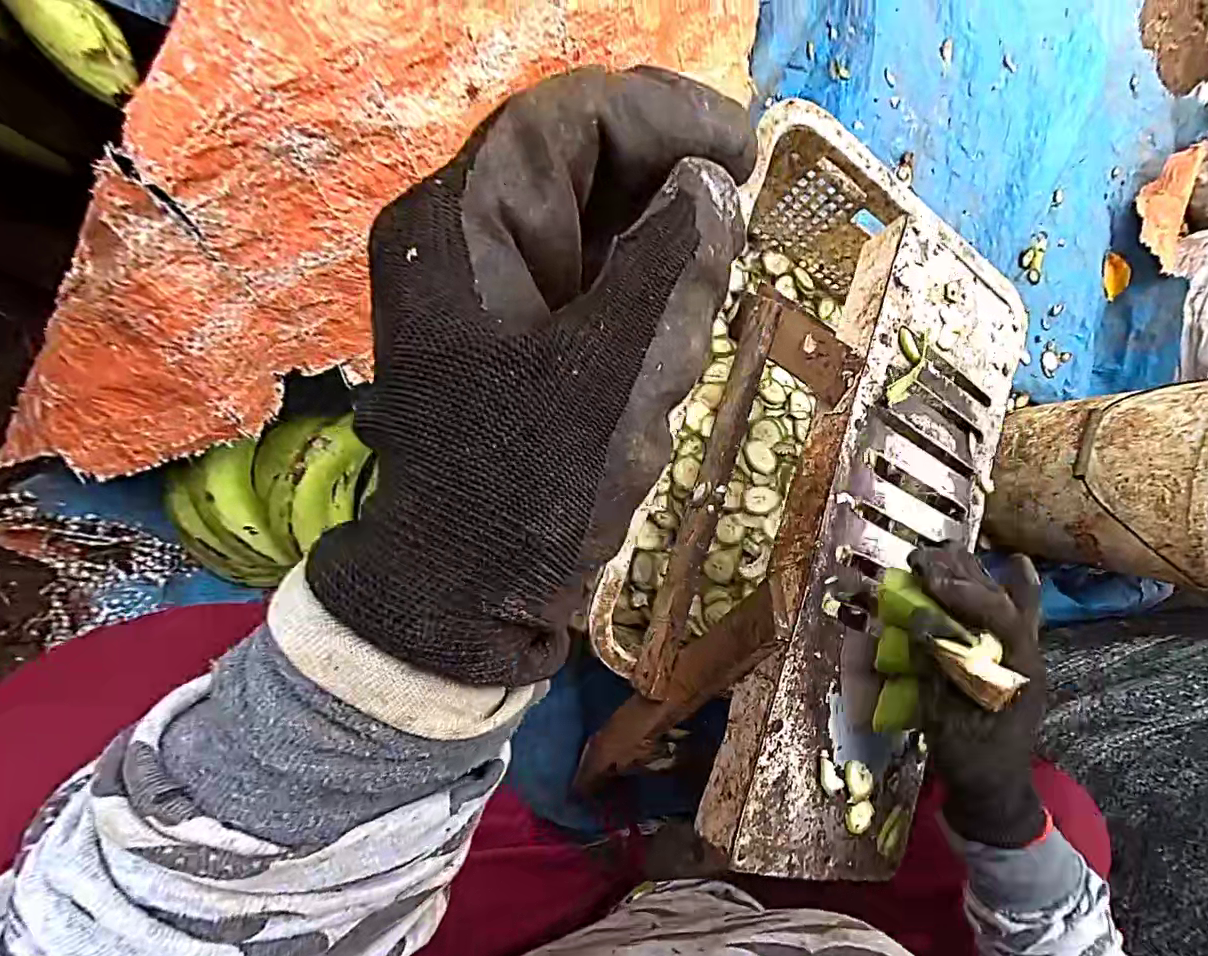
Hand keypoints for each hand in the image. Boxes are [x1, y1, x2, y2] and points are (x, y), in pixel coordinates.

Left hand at [308, 67, 754, 685]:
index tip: (746, 148)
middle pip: (569, 168)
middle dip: (664, 167)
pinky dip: (637, 278)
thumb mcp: (618, 371)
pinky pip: (579, 283)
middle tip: (745, 190)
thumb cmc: (538, 483)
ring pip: (578, 227)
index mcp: (464, 230)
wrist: (471, 588)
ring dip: (655, 224)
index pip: (567, 123)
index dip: (664, 116)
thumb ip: (670, 269)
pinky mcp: (507, 346)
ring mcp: (482, 300)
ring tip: (723, 242)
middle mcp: (461, 247)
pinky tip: (680, 298)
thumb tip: (712, 187)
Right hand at [910, 544, 1049, 847]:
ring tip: (942, 551)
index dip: (966, 594)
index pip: (1001, 618)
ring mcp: (1024, 655)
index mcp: (1018, 674)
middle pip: (1002, 599)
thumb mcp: (946, 723)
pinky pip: (1019, 616)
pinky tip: (1015, 563)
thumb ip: (937, 674)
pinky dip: (1016, 587)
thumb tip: (920, 627)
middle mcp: (1027, 655)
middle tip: (922, 557)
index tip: (930, 580)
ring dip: (974, 574)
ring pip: (1008, 600)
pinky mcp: (1013, 659)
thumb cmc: (972, 762)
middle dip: (961, 574)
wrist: (996, 790)